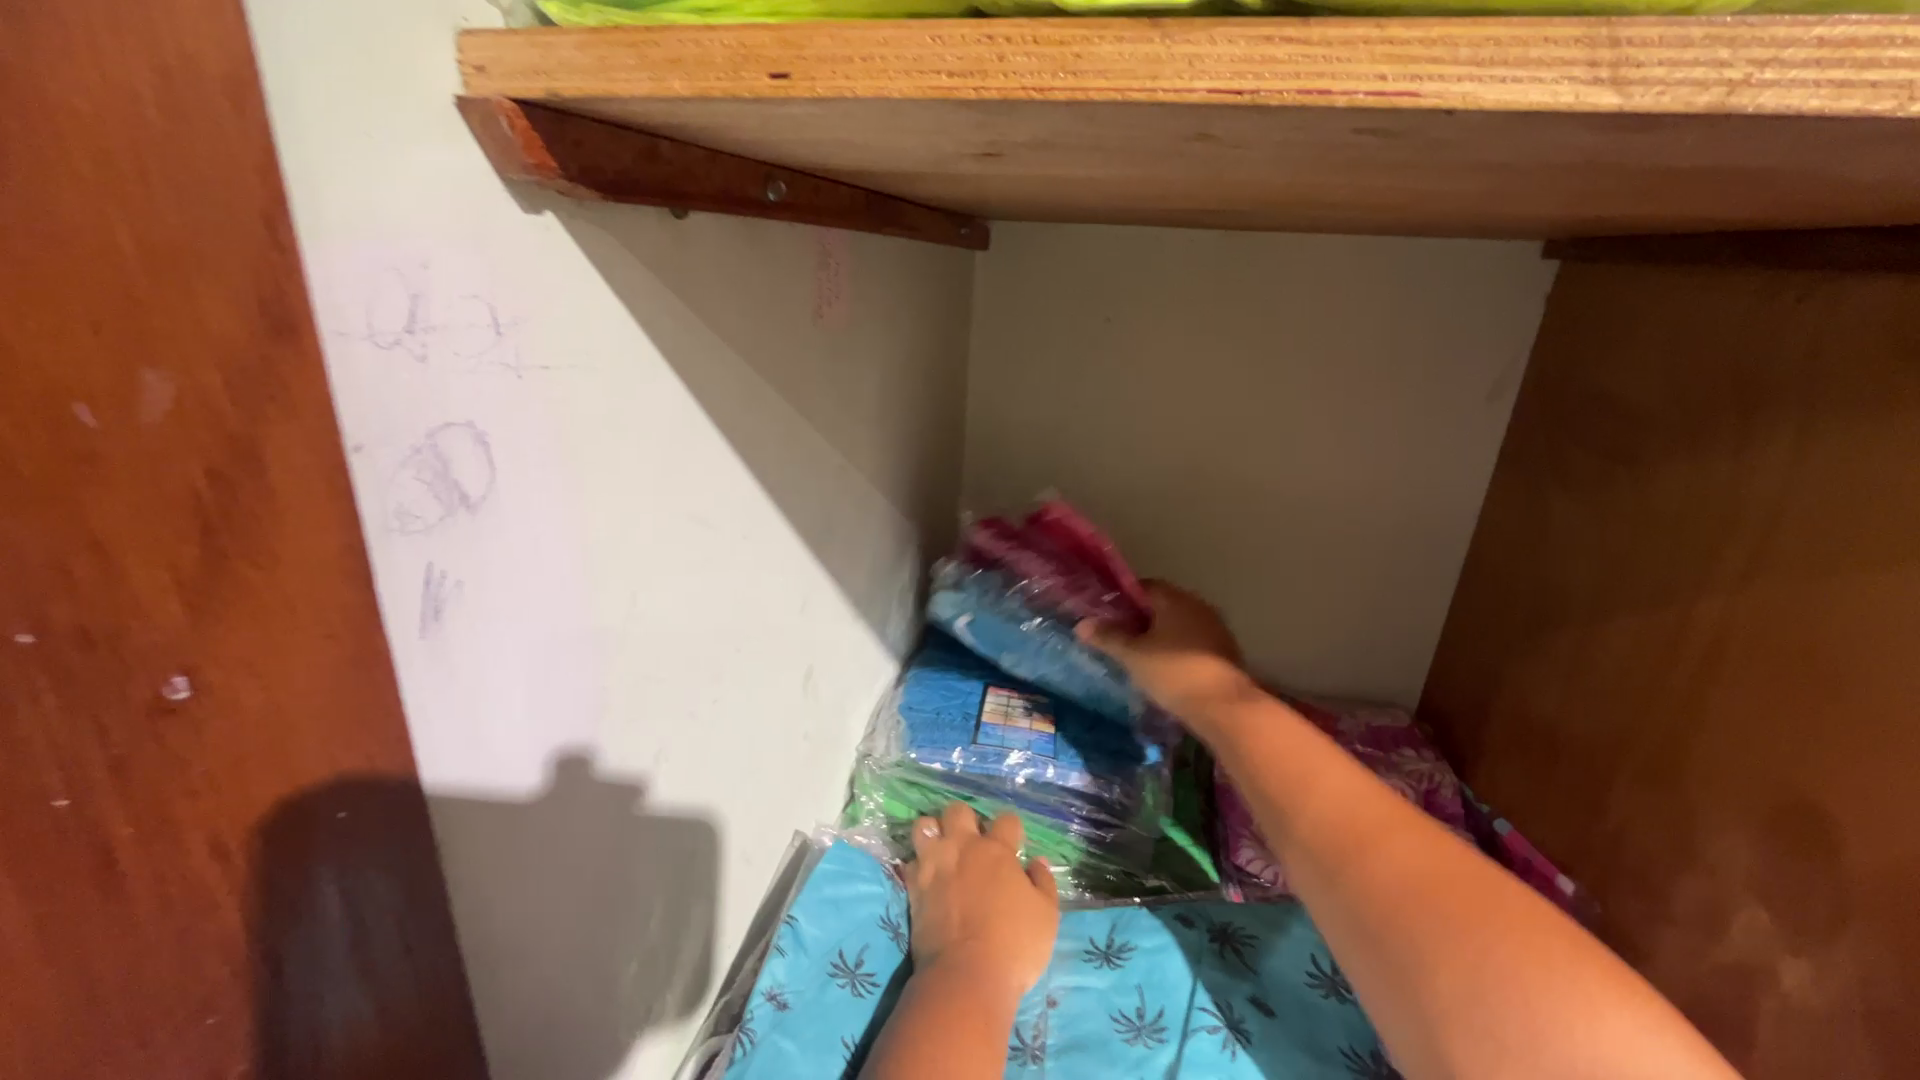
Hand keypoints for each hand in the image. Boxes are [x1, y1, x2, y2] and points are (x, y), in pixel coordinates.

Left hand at [906, 803, 1058, 1001]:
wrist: (966, 975)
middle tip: (974, 842)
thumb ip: (1043, 882)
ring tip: (942, 849)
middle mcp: (963, 848)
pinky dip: (917, 864)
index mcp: (997, 851)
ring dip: (933, 832)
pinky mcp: (913, 887)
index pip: (1006, 820)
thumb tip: (1037, 862)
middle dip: (967, 819)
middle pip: (958, 810)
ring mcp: (934, 865)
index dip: (1011, 829)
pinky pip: (909, 861)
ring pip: (924, 825)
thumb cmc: (1015, 945)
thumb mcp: (1046, 915)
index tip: (1014, 844)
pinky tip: (926, 876)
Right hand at [1077, 580, 1255, 727]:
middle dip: (1142, 619)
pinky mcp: (1226, 652)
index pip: (1144, 586)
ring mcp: (1216, 628)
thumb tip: (1081, 624)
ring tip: (1141, 658)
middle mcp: (1198, 605)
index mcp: (1175, 599)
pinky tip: (1167, 671)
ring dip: (1162, 637)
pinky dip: (1178, 651)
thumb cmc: (1172, 673)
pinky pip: (1194, 643)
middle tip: (1120, 640)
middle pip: (1163, 605)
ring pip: (1180, 625)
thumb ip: (1108, 637)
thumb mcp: (1132, 655)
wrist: (1223, 707)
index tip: (1107, 618)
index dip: (1123, 599)